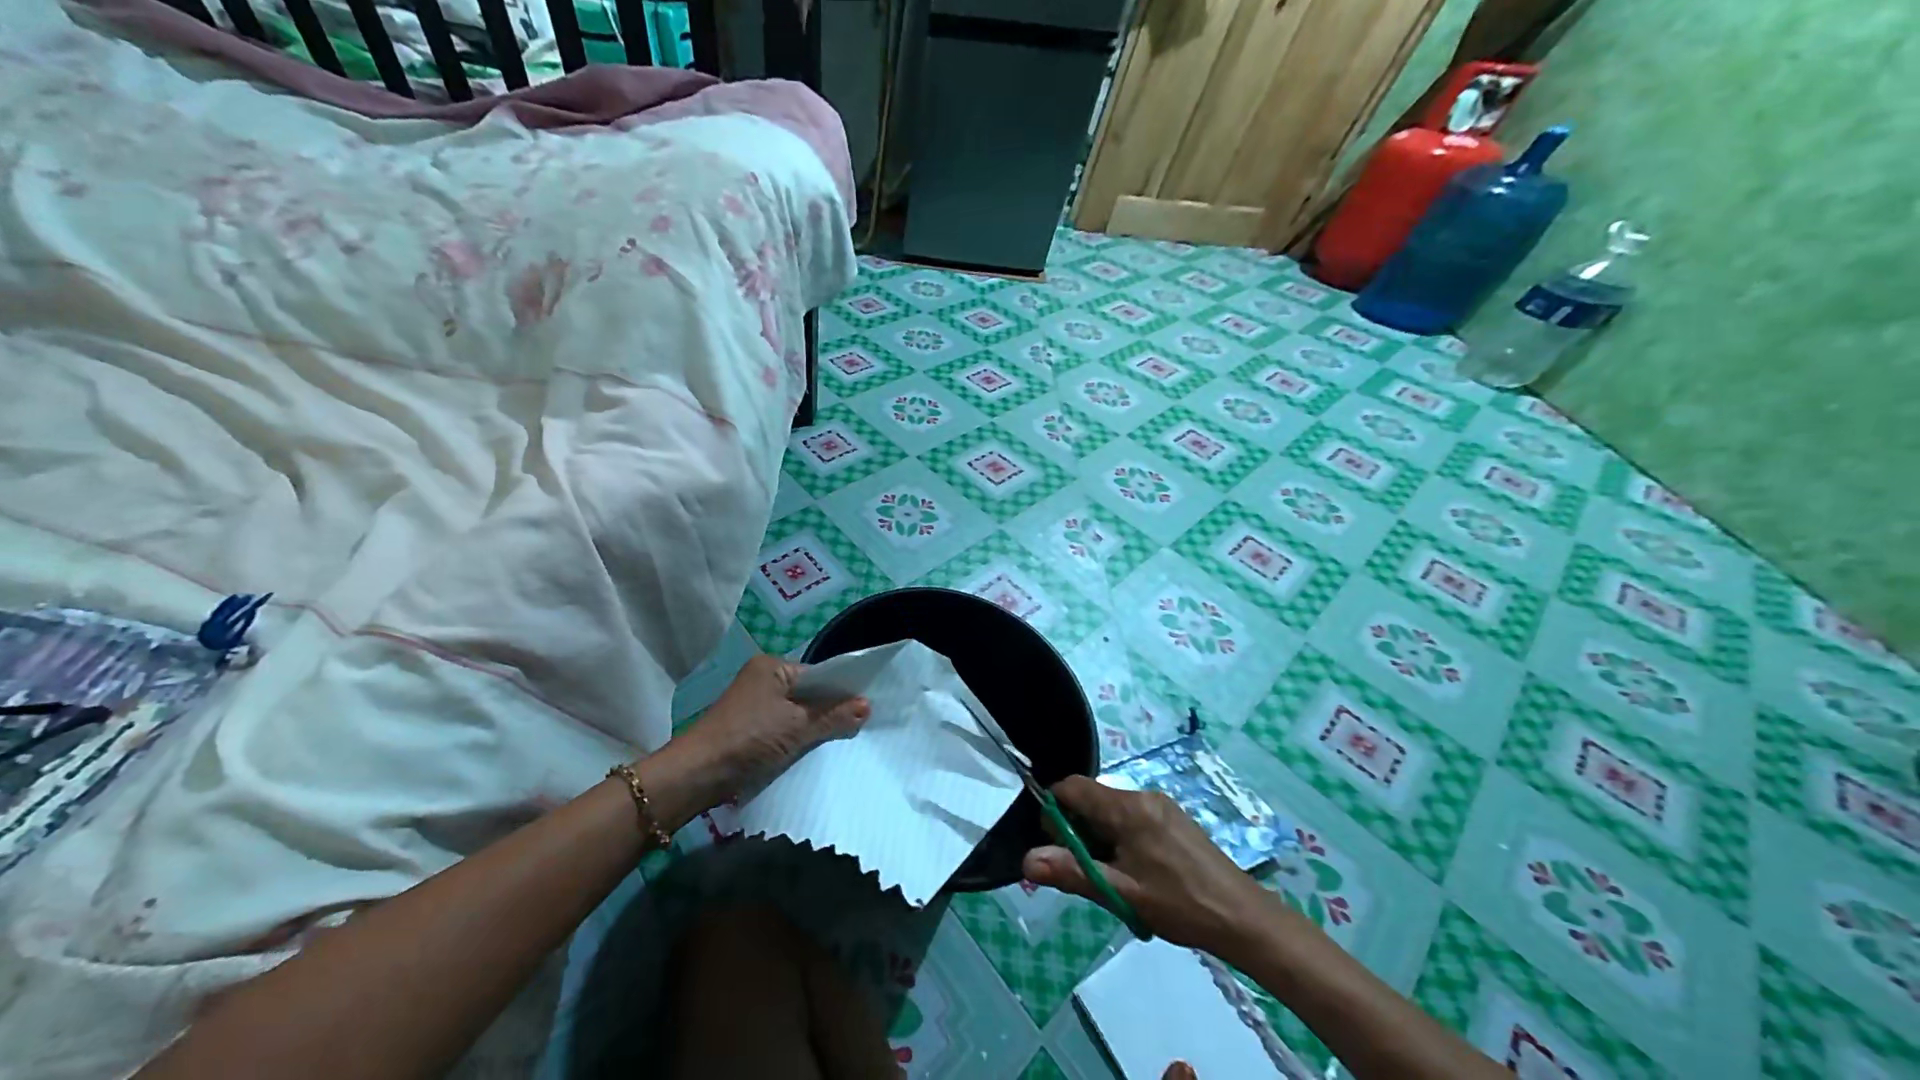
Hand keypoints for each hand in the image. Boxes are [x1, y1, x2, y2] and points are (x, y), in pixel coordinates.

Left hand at [658, 654, 869, 813]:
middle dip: (829, 710)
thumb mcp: (798, 726)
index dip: (841, 690)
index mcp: (771, 666)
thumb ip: (834, 715)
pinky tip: (813, 751)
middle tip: (858, 726)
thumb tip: (867, 705)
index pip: (817, 674)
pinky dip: (797, 739)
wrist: (698, 774)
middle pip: (807, 693)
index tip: (866, 708)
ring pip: (796, 714)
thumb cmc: (749, 738)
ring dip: (813, 727)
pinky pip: (783, 729)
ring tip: (841, 740)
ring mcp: (752, 706)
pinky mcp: (747, 730)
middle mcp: (761, 680)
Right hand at [1022, 776, 1274, 958]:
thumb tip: (1026, 859)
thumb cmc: (1180, 904)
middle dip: (1078, 832)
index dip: (1053, 811)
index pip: (1072, 787)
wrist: (1244, 918)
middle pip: (1091, 800)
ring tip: (1114, 882)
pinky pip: (1132, 820)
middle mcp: (1143, 796)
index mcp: (1128, 807)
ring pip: (1111, 813)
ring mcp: (1161, 806)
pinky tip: (1136, 877)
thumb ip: (1072, 872)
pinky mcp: (1174, 820)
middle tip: (1087, 872)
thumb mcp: (1121, 892)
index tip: (1055, 845)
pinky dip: (1121, 841)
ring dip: (1100, 841)